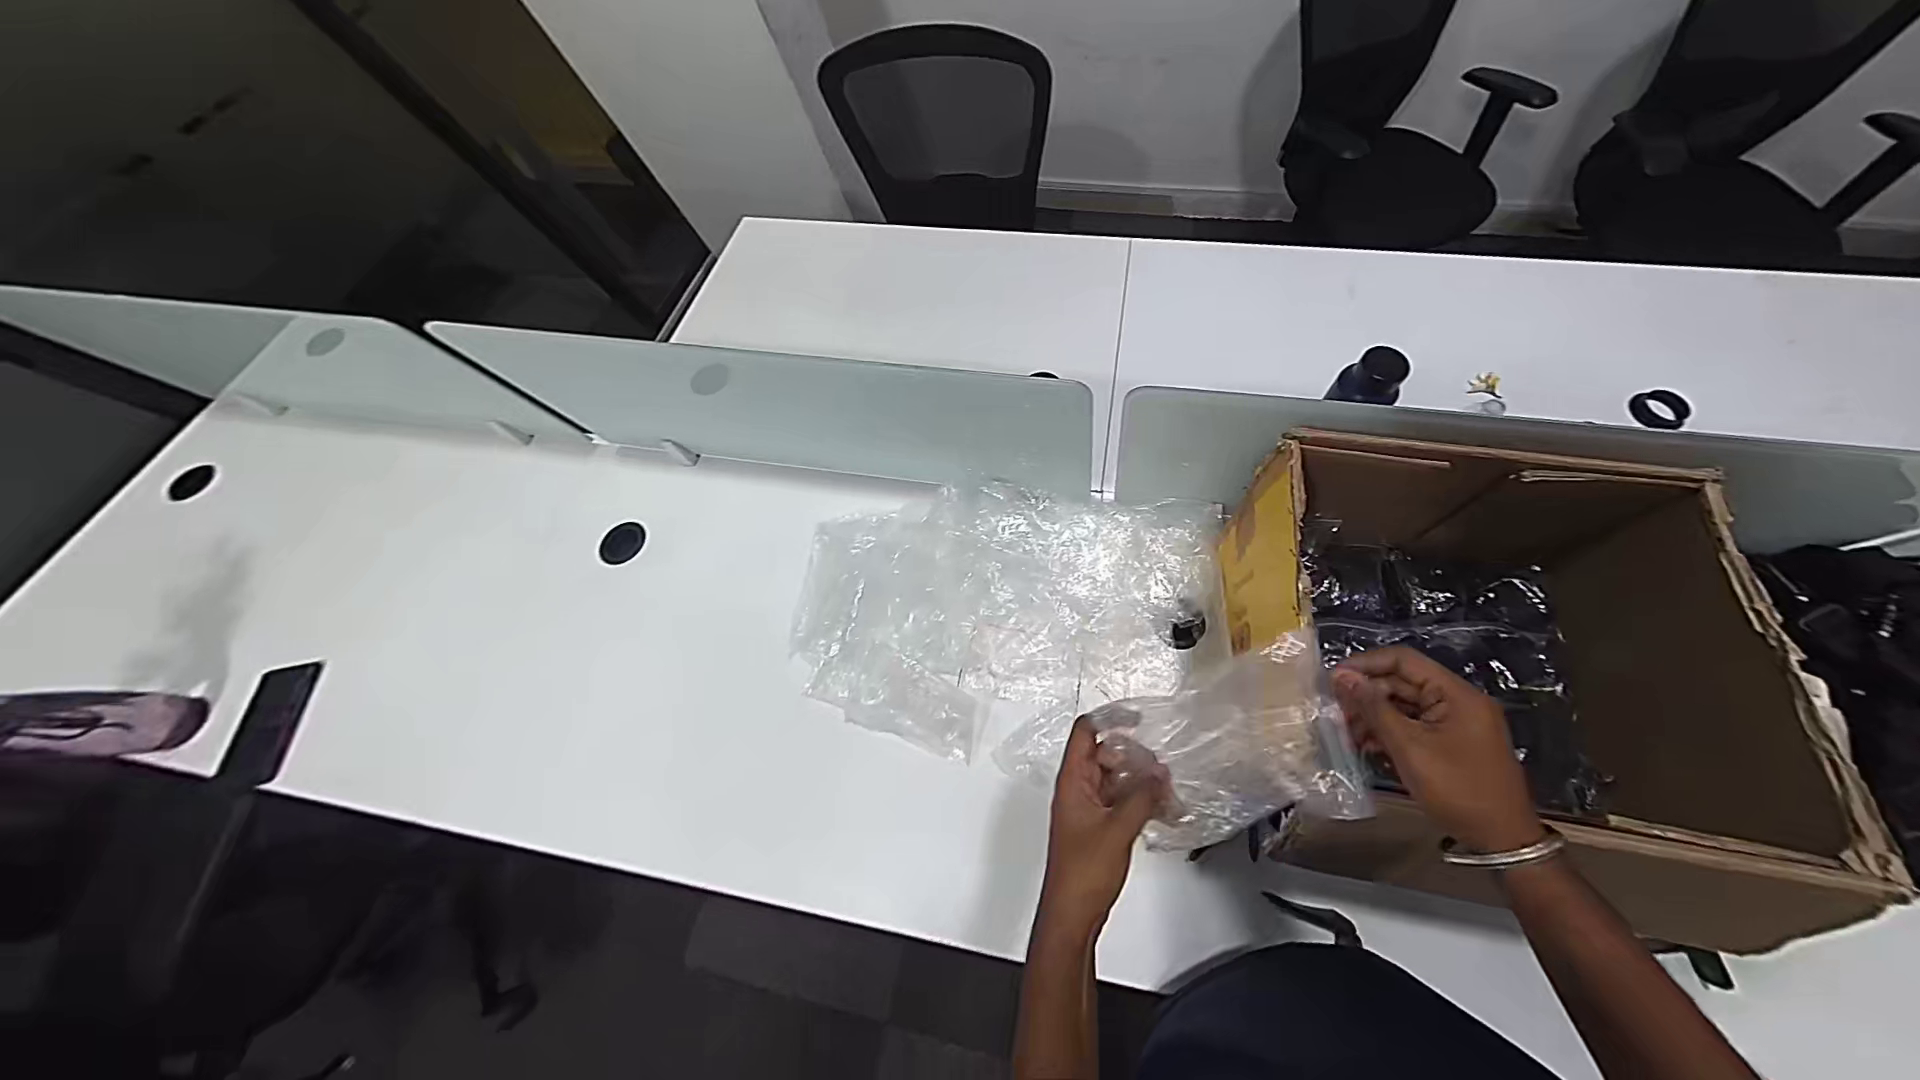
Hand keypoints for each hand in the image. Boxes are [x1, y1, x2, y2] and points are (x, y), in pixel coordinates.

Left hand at [1038, 716, 1168, 931]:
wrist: (1072, 913)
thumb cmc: (1082, 873)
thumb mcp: (1117, 829)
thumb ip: (1141, 797)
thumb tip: (1158, 773)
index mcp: (1072, 780)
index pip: (1086, 732)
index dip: (1110, 720)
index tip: (1137, 719)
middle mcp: (1078, 788)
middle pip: (1106, 753)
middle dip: (1136, 758)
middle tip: (1160, 773)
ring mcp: (1088, 806)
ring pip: (1117, 778)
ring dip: (1141, 781)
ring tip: (1167, 794)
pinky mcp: (1099, 824)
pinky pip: (1121, 799)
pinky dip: (1140, 800)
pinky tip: (1162, 810)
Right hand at [1332, 646, 1544, 852]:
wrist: (1502, 840)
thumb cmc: (1457, 789)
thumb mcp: (1409, 747)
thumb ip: (1374, 707)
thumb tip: (1341, 676)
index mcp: (1456, 695)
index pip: (1404, 660)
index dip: (1365, 664)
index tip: (1334, 679)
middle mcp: (1457, 701)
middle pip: (1401, 682)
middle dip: (1366, 694)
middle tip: (1336, 711)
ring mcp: (1455, 721)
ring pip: (1402, 704)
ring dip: (1372, 714)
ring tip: (1347, 732)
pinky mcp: (1449, 740)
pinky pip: (1411, 723)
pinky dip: (1387, 730)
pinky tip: (1366, 744)